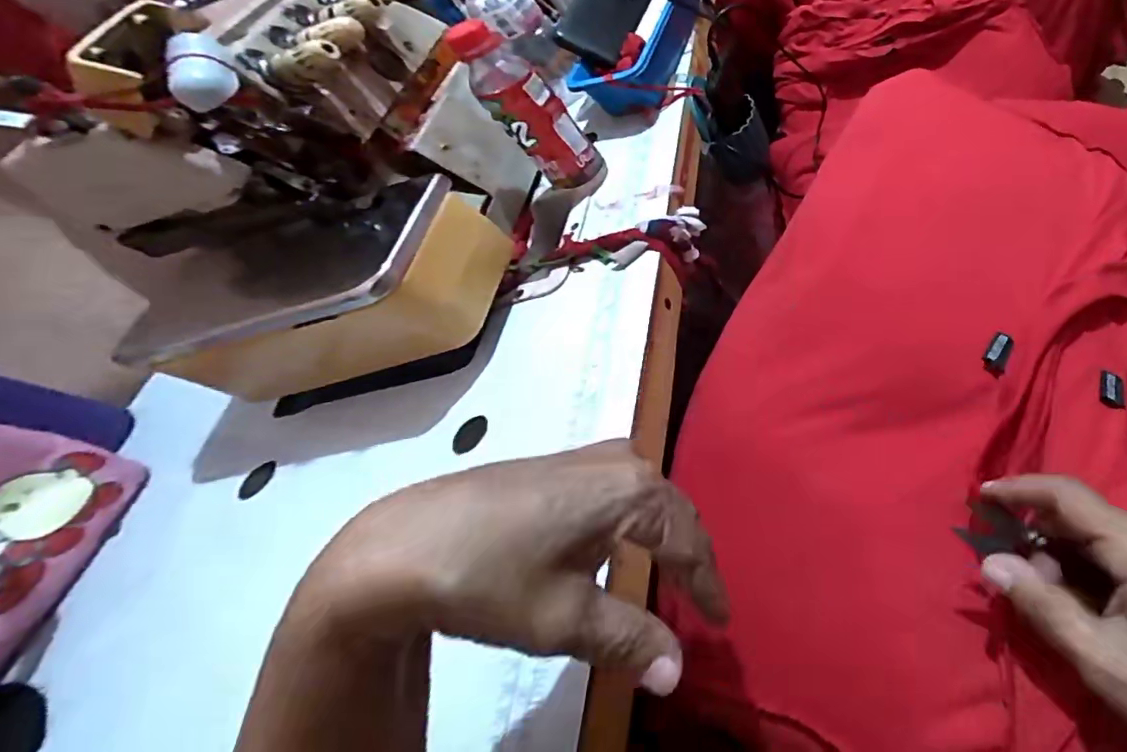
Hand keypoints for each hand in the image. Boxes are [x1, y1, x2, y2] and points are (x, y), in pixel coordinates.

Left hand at [301, 440, 728, 694]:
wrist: (404, 540)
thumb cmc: (491, 577)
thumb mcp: (563, 619)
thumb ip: (629, 640)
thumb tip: (678, 672)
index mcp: (633, 491)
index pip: (689, 541)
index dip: (708, 585)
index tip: (722, 622)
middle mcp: (622, 460)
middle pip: (674, 512)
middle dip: (691, 557)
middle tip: (702, 602)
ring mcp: (590, 455)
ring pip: (650, 498)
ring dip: (665, 536)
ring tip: (673, 577)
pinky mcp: (564, 461)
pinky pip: (623, 490)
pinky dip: (637, 521)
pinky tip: (624, 545)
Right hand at [978, 476, 1126, 751]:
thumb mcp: (1099, 661)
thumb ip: (1043, 606)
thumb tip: (990, 562)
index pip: (1067, 496)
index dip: (1019, 489)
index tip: (979, 495)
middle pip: (1073, 506)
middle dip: (1030, 524)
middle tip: (997, 553)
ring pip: (1083, 523)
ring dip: (1049, 545)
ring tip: (1027, 581)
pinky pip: (1099, 540)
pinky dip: (1069, 557)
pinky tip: (1057, 587)